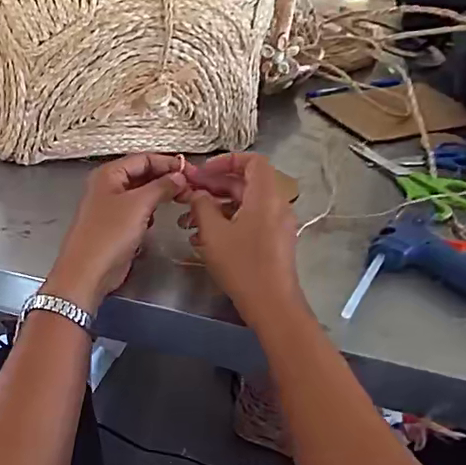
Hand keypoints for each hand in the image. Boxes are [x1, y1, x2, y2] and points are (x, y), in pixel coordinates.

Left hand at [43, 154, 189, 309]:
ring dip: (159, 196)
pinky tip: (157, 220)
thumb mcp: (139, 205)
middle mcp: (108, 187)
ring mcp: (111, 207)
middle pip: (142, 175)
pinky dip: (149, 213)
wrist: (88, 272)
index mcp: (108, 175)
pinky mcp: (116, 226)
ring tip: (180, 200)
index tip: (190, 170)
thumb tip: (179, 176)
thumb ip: (161, 186)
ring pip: (141, 194)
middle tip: (189, 186)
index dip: (167, 162)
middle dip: (166, 179)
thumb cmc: (109, 234)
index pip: (143, 158)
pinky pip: (138, 213)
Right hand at [178, 153, 305, 317]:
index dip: (227, 161)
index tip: (203, 172)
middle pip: (246, 183)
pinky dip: (228, 223)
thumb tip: (198, 193)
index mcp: (266, 196)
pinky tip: (203, 238)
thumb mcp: (213, 233)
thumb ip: (202, 206)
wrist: (271, 303)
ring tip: (188, 222)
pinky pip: (250, 221)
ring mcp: (277, 225)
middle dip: (214, 187)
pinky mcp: (274, 242)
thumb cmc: (242, 264)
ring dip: (216, 208)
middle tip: (188, 195)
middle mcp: (276, 205)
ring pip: (245, 205)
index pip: (252, 161)